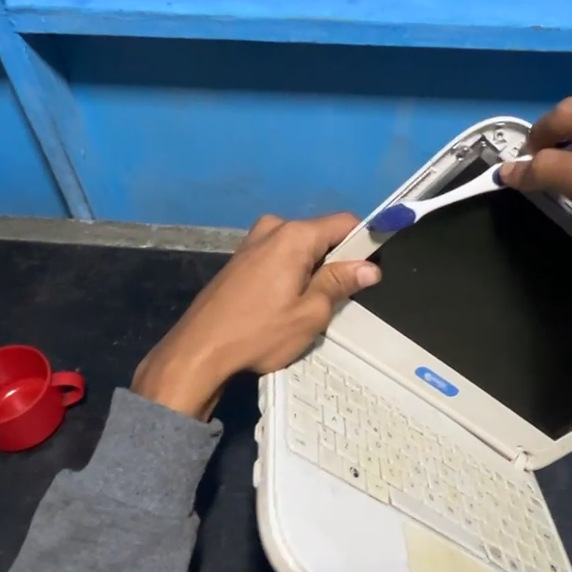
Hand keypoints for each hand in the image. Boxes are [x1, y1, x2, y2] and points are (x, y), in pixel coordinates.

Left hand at [132, 213, 380, 419]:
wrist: (199, 350)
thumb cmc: (259, 333)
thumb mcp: (310, 313)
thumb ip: (339, 283)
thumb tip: (370, 267)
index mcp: (294, 235)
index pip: (345, 222)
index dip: (364, 241)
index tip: (372, 268)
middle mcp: (273, 228)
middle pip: (320, 234)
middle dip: (336, 259)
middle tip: (340, 297)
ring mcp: (252, 241)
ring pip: (299, 247)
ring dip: (312, 268)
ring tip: (311, 305)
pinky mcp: (240, 258)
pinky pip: (279, 256)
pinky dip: (291, 272)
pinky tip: (285, 303)